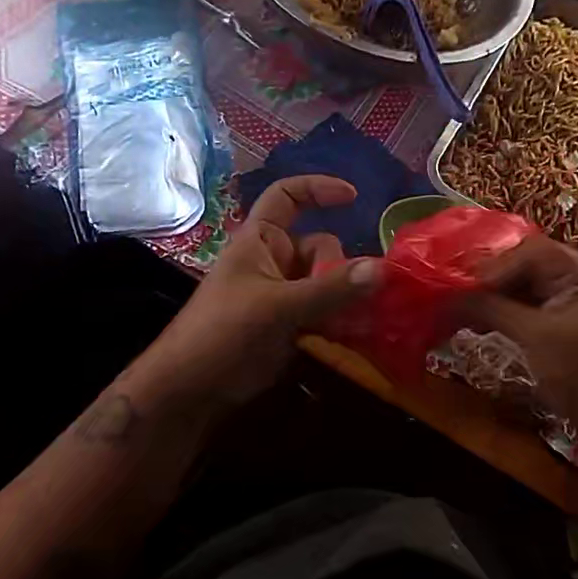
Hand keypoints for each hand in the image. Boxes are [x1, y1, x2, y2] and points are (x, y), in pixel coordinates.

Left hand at [131, 175, 381, 405]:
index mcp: (261, 240)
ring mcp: (285, 294)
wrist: (194, 389)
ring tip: (361, 319)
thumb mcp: (277, 306)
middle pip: (322, 247)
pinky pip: (328, 311)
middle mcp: (275, 261)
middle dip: (338, 270)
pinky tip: (360, 335)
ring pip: (330, 282)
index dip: (318, 189)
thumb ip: (330, 289)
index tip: (355, 198)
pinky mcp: (293, 325)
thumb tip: (382, 268)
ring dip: (347, 298)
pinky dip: (343, 320)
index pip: (287, 197)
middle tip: (341, 301)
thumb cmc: (223, 333)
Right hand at [463, 234, 577, 411]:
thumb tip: (447, 297)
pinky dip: (500, 315)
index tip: (461, 284)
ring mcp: (567, 306)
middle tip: (453, 295)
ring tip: (458, 311)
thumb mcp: (534, 335)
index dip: (494, 266)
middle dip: (488, 282)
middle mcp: (576, 281)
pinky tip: (475, 324)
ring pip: (520, 290)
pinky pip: (523, 310)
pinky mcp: (558, 329)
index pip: (530, 252)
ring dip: (490, 300)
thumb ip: (490, 309)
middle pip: (523, 268)